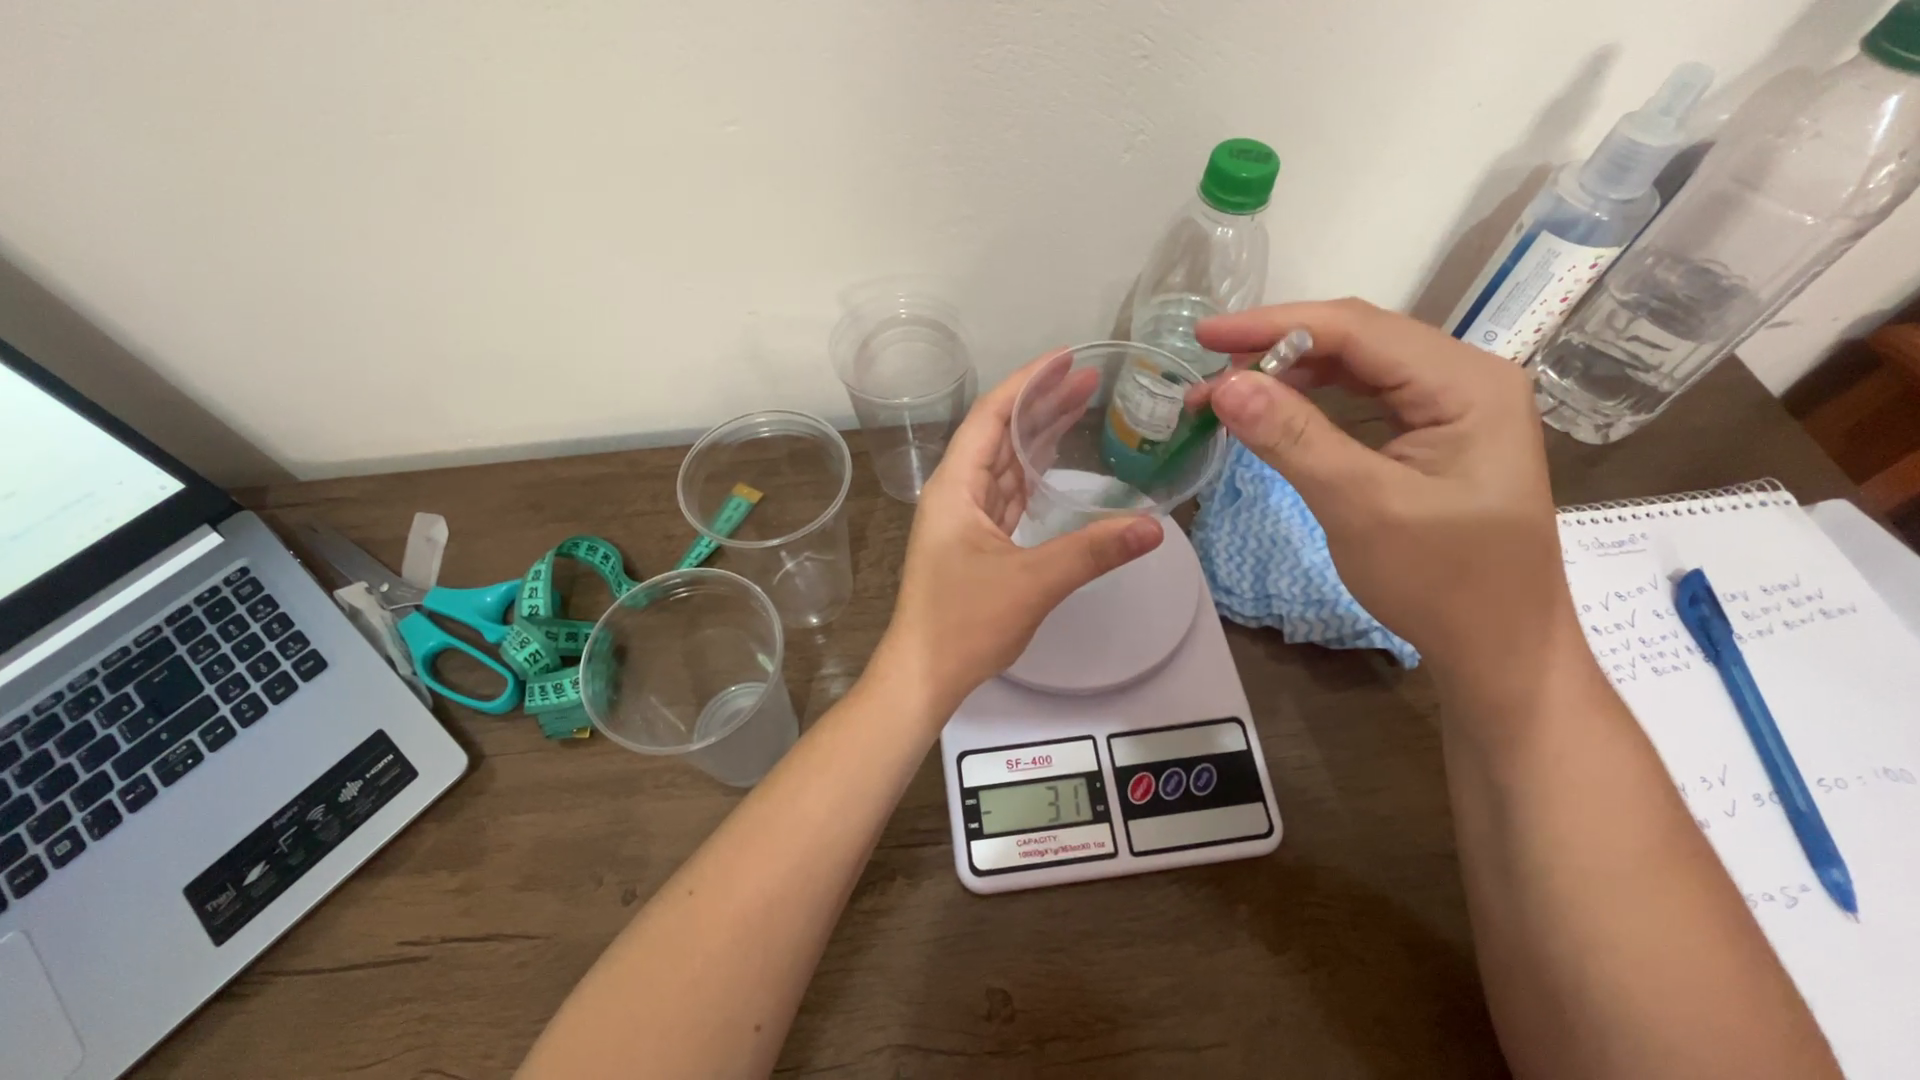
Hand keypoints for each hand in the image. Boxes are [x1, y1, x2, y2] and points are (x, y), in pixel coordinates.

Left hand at [873, 352, 1163, 711]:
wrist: (924, 674)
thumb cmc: (964, 624)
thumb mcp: (1032, 583)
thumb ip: (1092, 552)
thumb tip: (1154, 528)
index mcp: (956, 487)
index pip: (991, 416)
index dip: (1028, 382)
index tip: (1066, 358)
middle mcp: (956, 494)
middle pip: (999, 434)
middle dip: (1041, 404)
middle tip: (1089, 379)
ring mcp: (964, 519)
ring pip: (1004, 464)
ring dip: (1038, 436)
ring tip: (1081, 408)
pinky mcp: (975, 542)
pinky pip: (1007, 493)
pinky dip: (1033, 474)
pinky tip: (1057, 466)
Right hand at [1195, 299, 1571, 688]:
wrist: (1500, 649)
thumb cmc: (1442, 581)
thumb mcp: (1361, 507)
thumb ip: (1293, 439)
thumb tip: (1224, 385)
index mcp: (1468, 382)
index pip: (1358, 328)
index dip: (1273, 325)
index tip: (1203, 334)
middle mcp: (1467, 377)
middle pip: (1359, 339)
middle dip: (1277, 349)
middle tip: (1207, 371)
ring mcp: (1455, 405)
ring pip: (1359, 367)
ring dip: (1290, 375)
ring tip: (1227, 392)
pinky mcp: (1437, 434)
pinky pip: (1367, 400)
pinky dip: (1314, 401)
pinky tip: (1275, 410)